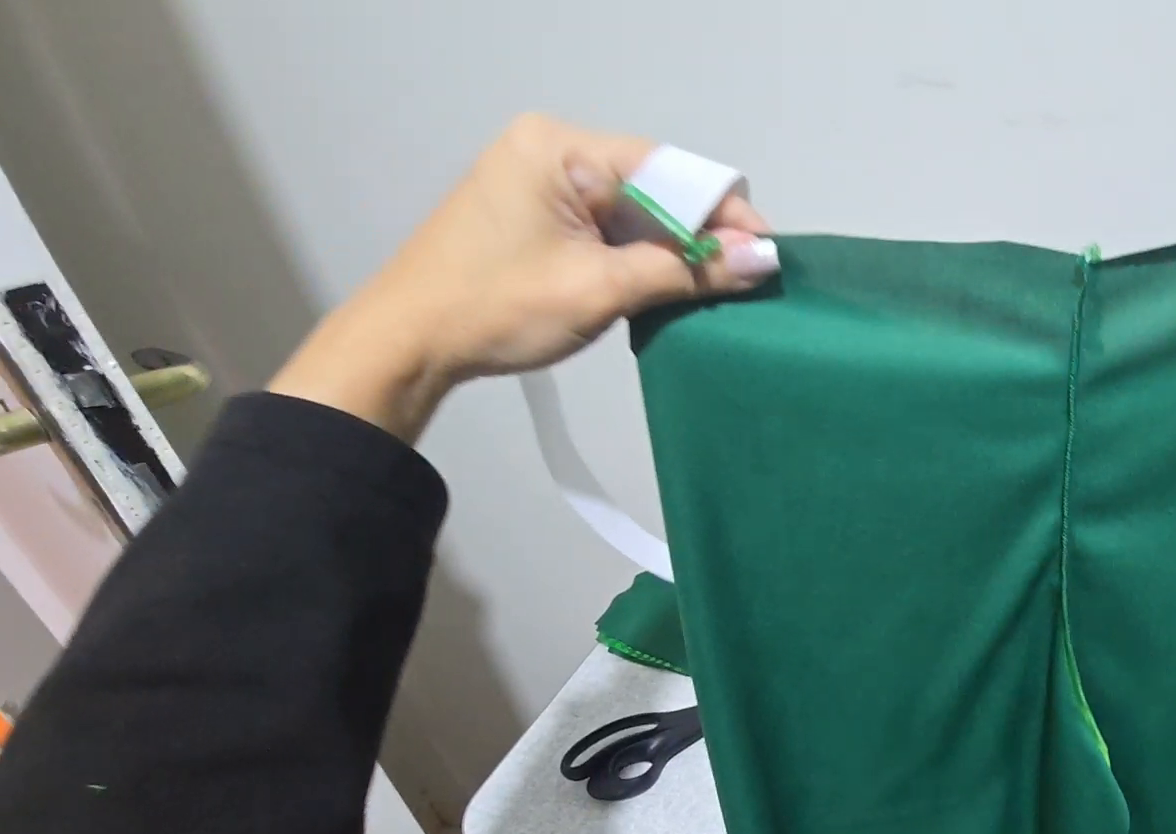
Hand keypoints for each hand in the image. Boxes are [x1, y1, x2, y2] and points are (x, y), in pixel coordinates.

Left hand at [269, 114, 777, 439]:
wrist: (410, 342)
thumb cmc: (500, 308)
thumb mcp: (602, 289)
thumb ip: (685, 270)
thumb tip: (763, 260)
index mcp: (561, 149)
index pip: (670, 168)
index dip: (724, 212)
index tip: (764, 256)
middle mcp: (555, 150)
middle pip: (657, 185)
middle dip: (703, 233)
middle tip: (744, 279)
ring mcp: (546, 180)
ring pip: (639, 208)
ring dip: (676, 249)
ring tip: (715, 288)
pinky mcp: (544, 212)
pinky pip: (613, 225)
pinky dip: (645, 255)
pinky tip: (669, 284)